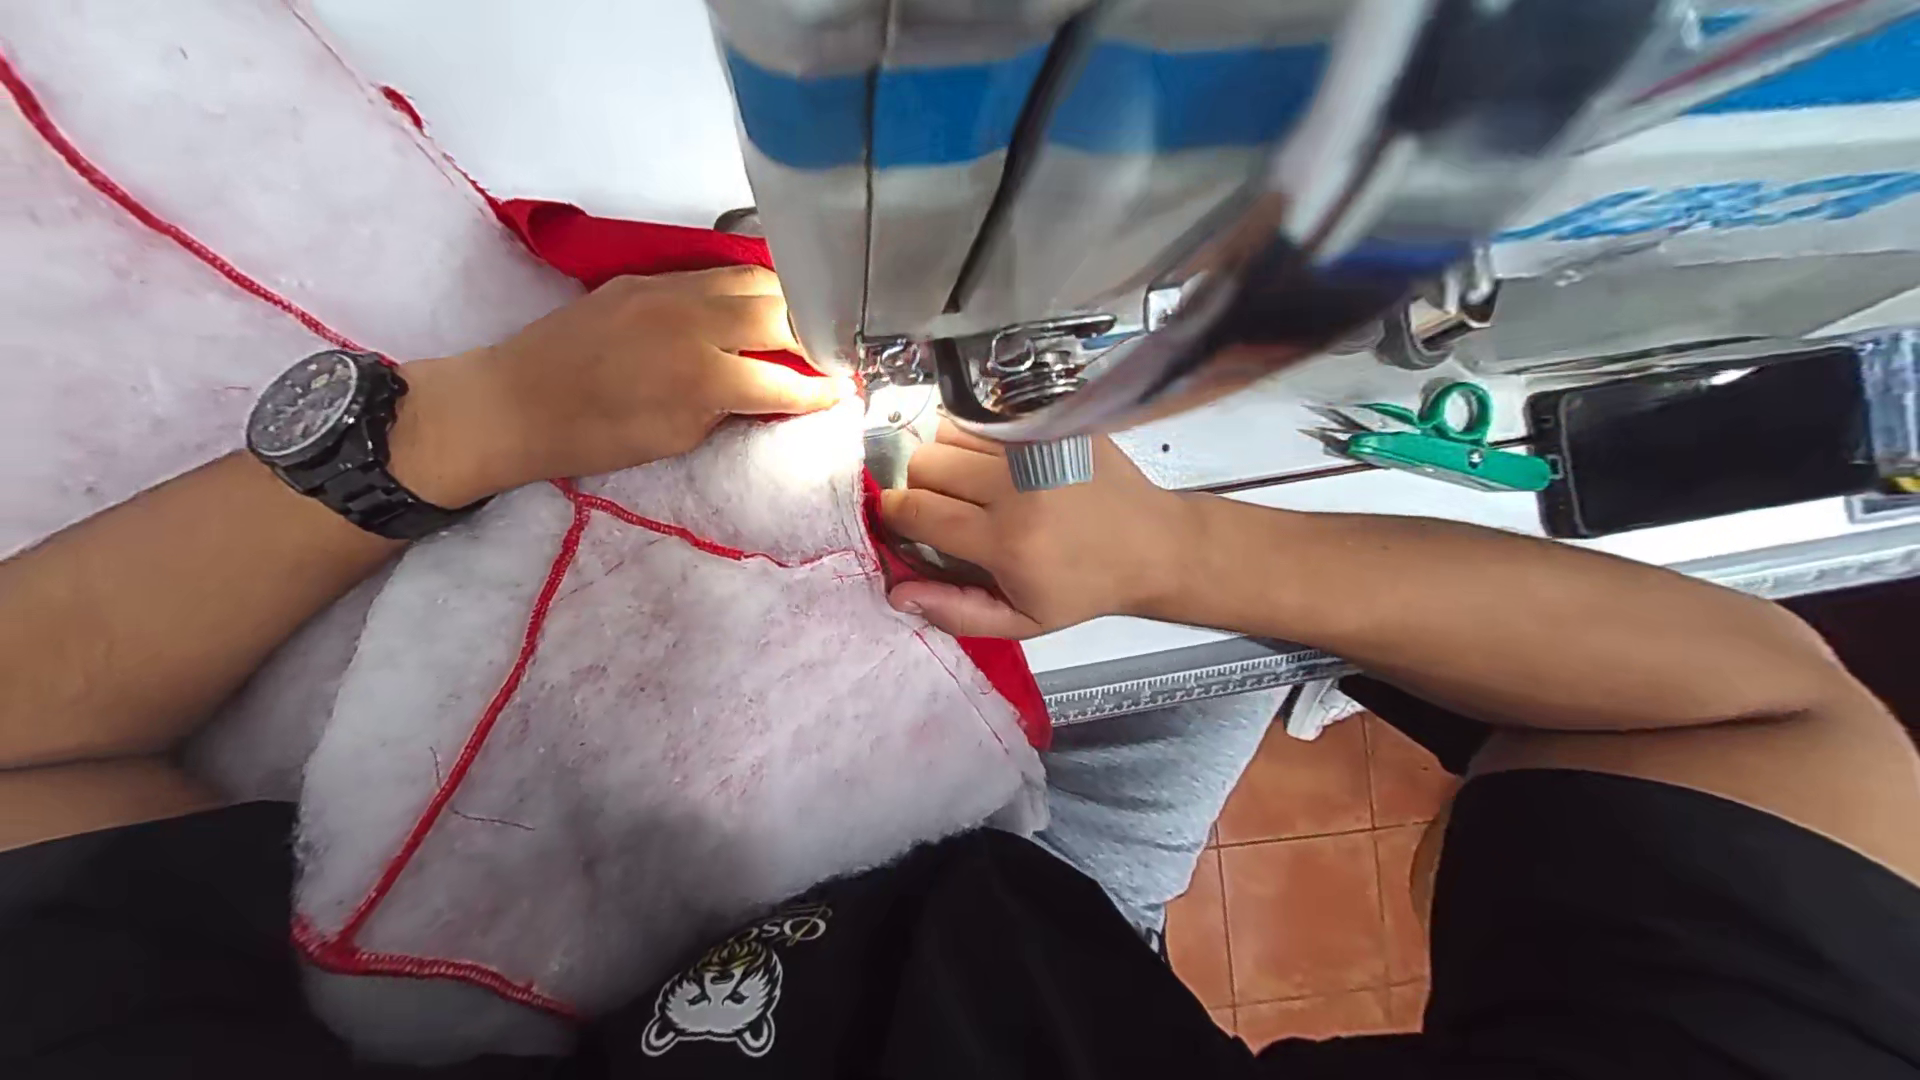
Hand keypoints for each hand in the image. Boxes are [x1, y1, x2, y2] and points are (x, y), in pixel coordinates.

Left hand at [388, 266, 854, 505]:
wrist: (514, 401)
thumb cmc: (600, 438)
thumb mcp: (681, 438)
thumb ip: (735, 408)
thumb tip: (774, 393)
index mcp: (704, 376)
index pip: (788, 379)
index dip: (823, 390)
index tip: (844, 393)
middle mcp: (695, 321)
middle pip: (782, 312)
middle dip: (816, 337)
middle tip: (828, 356)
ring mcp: (669, 290)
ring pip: (753, 279)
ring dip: (786, 303)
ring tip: (799, 326)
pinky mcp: (646, 277)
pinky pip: (715, 274)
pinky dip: (746, 291)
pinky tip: (752, 309)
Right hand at [879, 422, 1199, 638]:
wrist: (1152, 546)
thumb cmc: (1085, 588)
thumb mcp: (1023, 621)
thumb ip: (956, 611)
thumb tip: (897, 592)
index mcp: (1006, 542)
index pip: (918, 512)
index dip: (894, 513)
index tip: (897, 517)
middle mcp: (1017, 488)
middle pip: (925, 463)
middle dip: (918, 485)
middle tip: (941, 505)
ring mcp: (1036, 449)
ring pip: (949, 433)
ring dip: (946, 458)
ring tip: (971, 483)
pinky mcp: (1054, 426)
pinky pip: (986, 418)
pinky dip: (976, 438)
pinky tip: (996, 463)